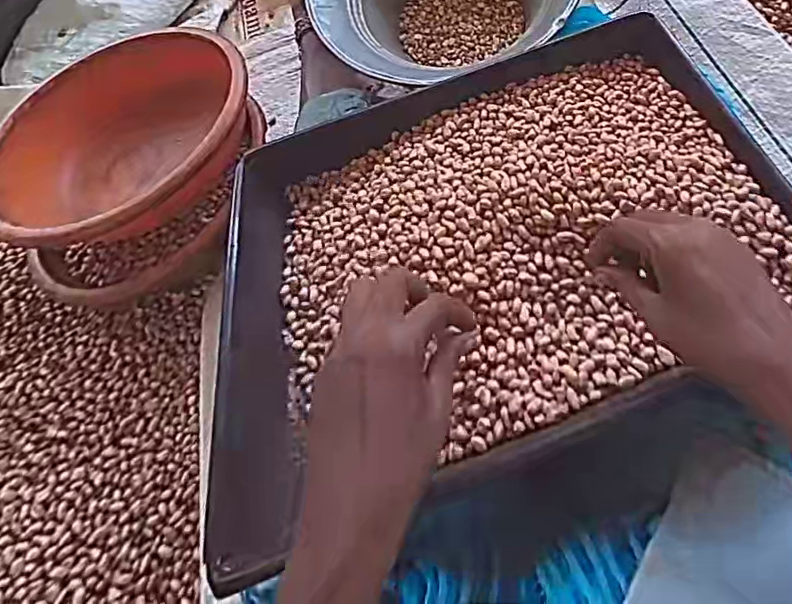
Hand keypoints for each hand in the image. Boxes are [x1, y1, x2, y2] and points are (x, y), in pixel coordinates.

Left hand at [279, 268, 476, 603]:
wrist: (347, 511)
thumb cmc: (402, 466)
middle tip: (435, 314)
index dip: (457, 309)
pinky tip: (385, 355)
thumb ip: (447, 362)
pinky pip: (346, 326)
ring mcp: (338, 350)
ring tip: (408, 326)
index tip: (468, 323)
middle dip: (418, 288)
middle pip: (389, 281)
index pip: (433, 305)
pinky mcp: (323, 368)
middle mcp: (362, 336)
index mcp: (396, 345)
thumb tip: (462, 335)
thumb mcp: (437, 411)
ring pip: (359, 294)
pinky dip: (368, 323)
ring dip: (387, 298)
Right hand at [587, 211, 791, 468]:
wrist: (778, 360)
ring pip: (669, 223)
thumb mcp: (658, 317)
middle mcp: (694, 225)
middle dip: (624, 240)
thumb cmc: (711, 343)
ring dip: (649, 241)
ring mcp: (719, 232)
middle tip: (616, 271)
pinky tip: (676, 277)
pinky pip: (693, 232)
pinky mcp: (736, 244)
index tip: (594, 266)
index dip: (601, 244)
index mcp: (670, 240)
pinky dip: (674, 244)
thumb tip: (604, 271)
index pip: (621, 226)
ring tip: (645, 278)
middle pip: (645, 218)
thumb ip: (626, 286)